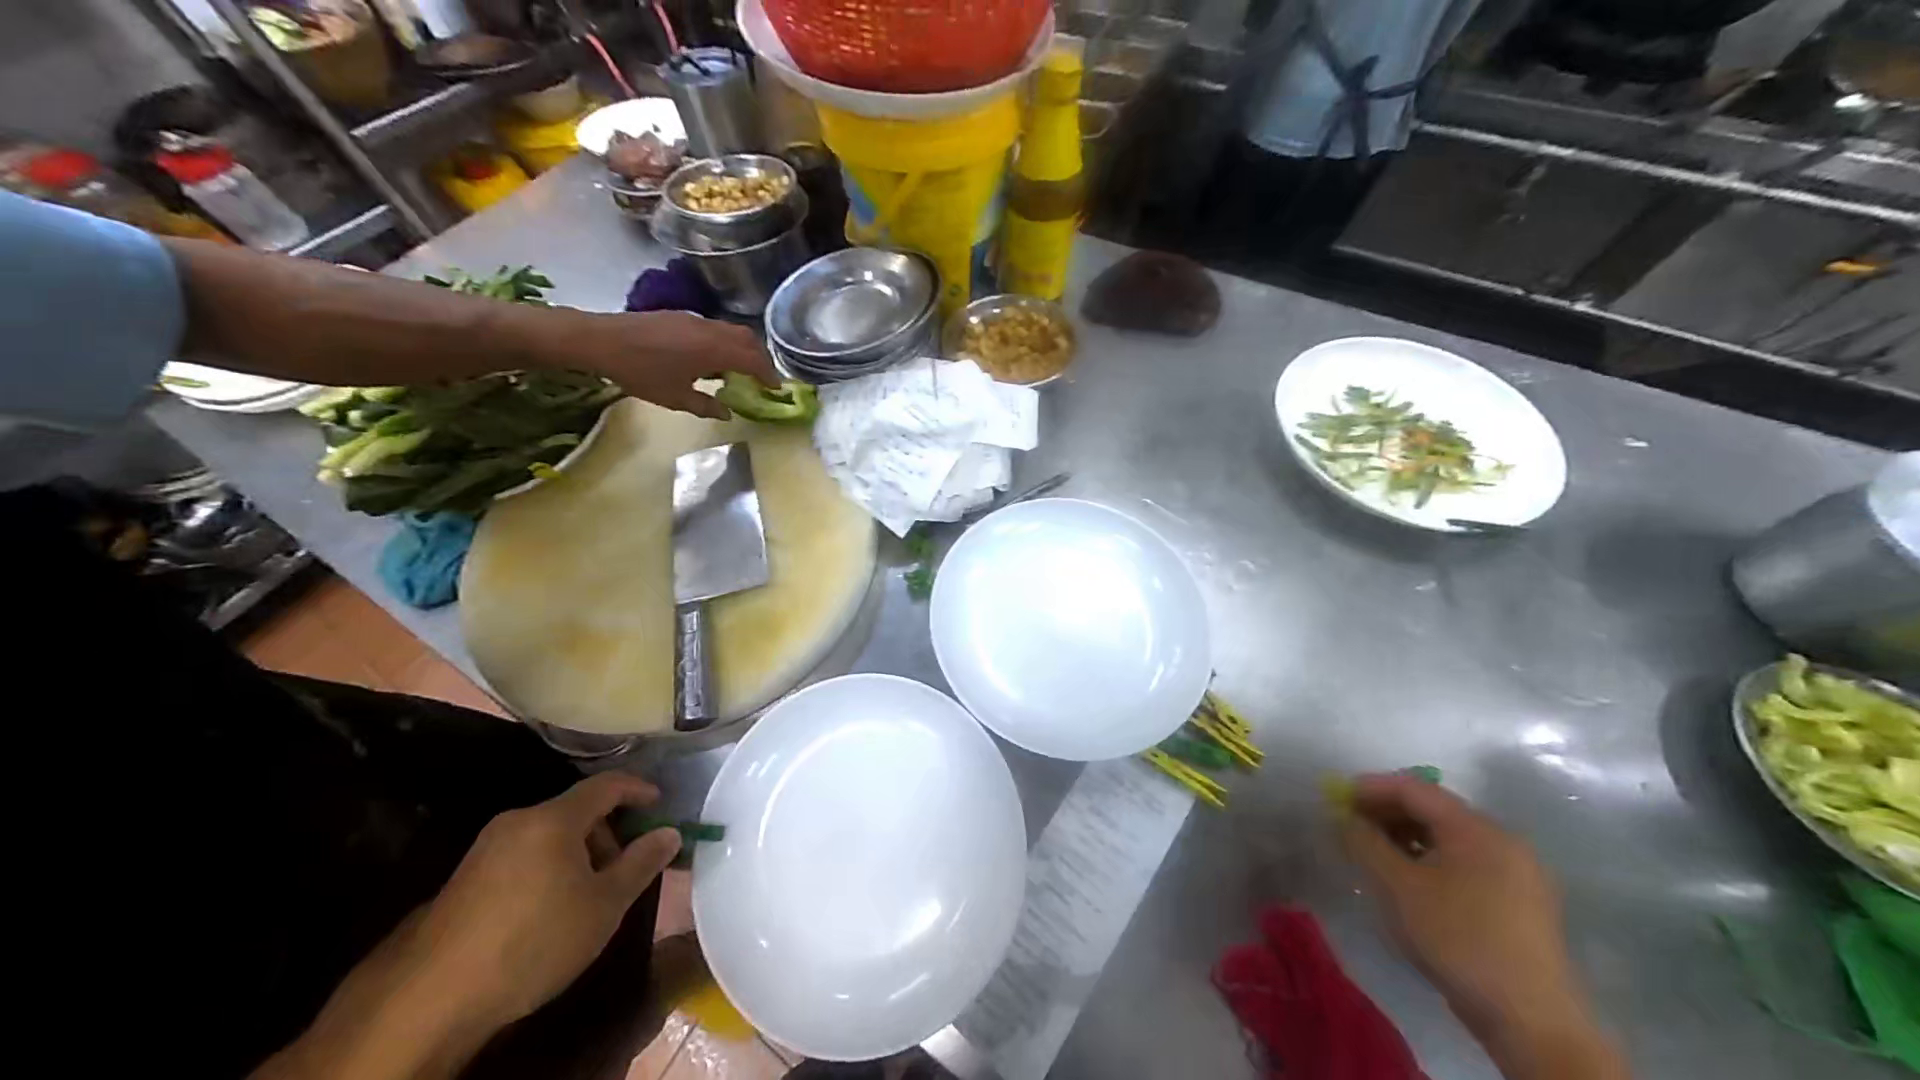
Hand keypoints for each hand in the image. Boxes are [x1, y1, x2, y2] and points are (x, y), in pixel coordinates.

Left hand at [251, 773, 680, 1079]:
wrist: (433, 998)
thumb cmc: (535, 940)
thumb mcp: (605, 904)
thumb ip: (642, 863)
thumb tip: (670, 833)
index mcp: (554, 818)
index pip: (607, 785)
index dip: (638, 789)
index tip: (660, 804)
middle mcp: (517, 821)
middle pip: (576, 810)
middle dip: (608, 832)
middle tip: (626, 868)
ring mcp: (485, 848)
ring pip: (548, 834)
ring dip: (579, 853)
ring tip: (590, 896)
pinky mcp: (465, 878)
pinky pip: (523, 855)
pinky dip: (549, 868)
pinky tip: (551, 910)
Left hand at [517, 308, 778, 419]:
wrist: (600, 340)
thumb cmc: (640, 372)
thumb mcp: (675, 397)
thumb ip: (706, 406)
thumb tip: (727, 412)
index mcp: (713, 350)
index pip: (754, 360)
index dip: (768, 375)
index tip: (776, 389)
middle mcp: (710, 330)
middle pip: (748, 340)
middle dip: (761, 359)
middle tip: (764, 378)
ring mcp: (695, 320)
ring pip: (731, 331)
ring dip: (743, 349)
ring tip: (740, 370)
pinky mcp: (681, 317)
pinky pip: (715, 329)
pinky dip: (725, 343)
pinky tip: (712, 360)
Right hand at [1339, 774, 1626, 1079]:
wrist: (1528, 1018)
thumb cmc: (1456, 938)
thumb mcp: (1396, 885)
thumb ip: (1364, 841)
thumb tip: (1343, 816)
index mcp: (1476, 828)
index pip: (1414, 788)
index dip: (1370, 787)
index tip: (1336, 798)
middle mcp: (1502, 839)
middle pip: (1434, 809)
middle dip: (1387, 811)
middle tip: (1350, 824)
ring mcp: (1517, 872)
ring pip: (1450, 837)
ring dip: (1407, 836)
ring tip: (1373, 852)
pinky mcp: (1520, 901)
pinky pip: (1465, 861)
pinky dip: (1431, 858)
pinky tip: (1409, 879)